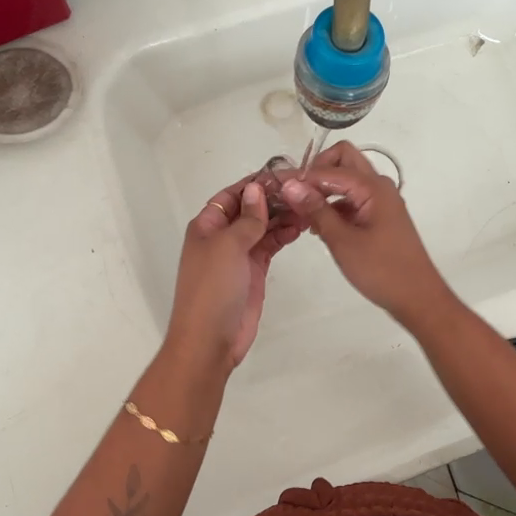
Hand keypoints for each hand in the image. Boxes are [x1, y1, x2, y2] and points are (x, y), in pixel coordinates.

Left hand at [165, 177, 304, 370]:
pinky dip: (283, 236)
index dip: (256, 184)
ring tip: (308, 208)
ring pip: (263, 227)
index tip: (285, 175)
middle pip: (250, 209)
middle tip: (305, 192)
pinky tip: (300, 228)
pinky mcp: (253, 271)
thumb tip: (256, 189)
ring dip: (282, 217)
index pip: (232, 195)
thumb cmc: (212, 289)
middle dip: (274, 200)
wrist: (210, 339)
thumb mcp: (227, 247)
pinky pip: (270, 246)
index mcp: (206, 225)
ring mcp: (238, 255)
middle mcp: (221, 236)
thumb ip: (246, 218)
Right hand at [279, 141, 455, 325]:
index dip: (302, 176)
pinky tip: (318, 226)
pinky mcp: (381, 217)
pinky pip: (354, 199)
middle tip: (295, 194)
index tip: (277, 188)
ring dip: (325, 188)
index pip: (329, 169)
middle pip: (343, 160)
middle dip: (316, 171)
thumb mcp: (342, 240)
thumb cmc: (381, 270)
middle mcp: (379, 186)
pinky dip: (335, 205)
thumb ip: (316, 210)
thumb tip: (290, 185)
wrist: (417, 297)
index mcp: (372, 187)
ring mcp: (382, 201)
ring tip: (301, 213)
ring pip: (348, 180)